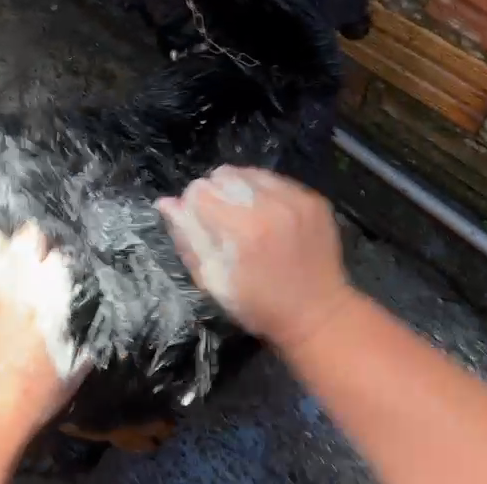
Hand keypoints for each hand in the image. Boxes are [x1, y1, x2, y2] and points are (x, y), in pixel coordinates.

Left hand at [0, 223, 87, 440]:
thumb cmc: (37, 392)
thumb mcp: (77, 362)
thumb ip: (87, 327)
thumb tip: (94, 310)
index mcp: (52, 287)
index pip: (60, 253)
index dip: (59, 267)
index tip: (55, 280)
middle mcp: (18, 271)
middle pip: (29, 232)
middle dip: (32, 248)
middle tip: (29, 271)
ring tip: (0, 271)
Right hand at [156, 166, 357, 351]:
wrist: (320, 316)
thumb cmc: (259, 305)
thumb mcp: (213, 280)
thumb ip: (188, 238)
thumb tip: (167, 203)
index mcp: (241, 229)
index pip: (199, 190)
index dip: (194, 207)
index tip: (202, 226)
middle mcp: (270, 205)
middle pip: (223, 174)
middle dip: (216, 194)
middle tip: (224, 222)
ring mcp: (296, 199)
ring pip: (249, 171)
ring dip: (240, 189)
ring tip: (247, 217)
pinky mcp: (314, 199)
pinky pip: (276, 180)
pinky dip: (266, 193)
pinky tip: (270, 217)